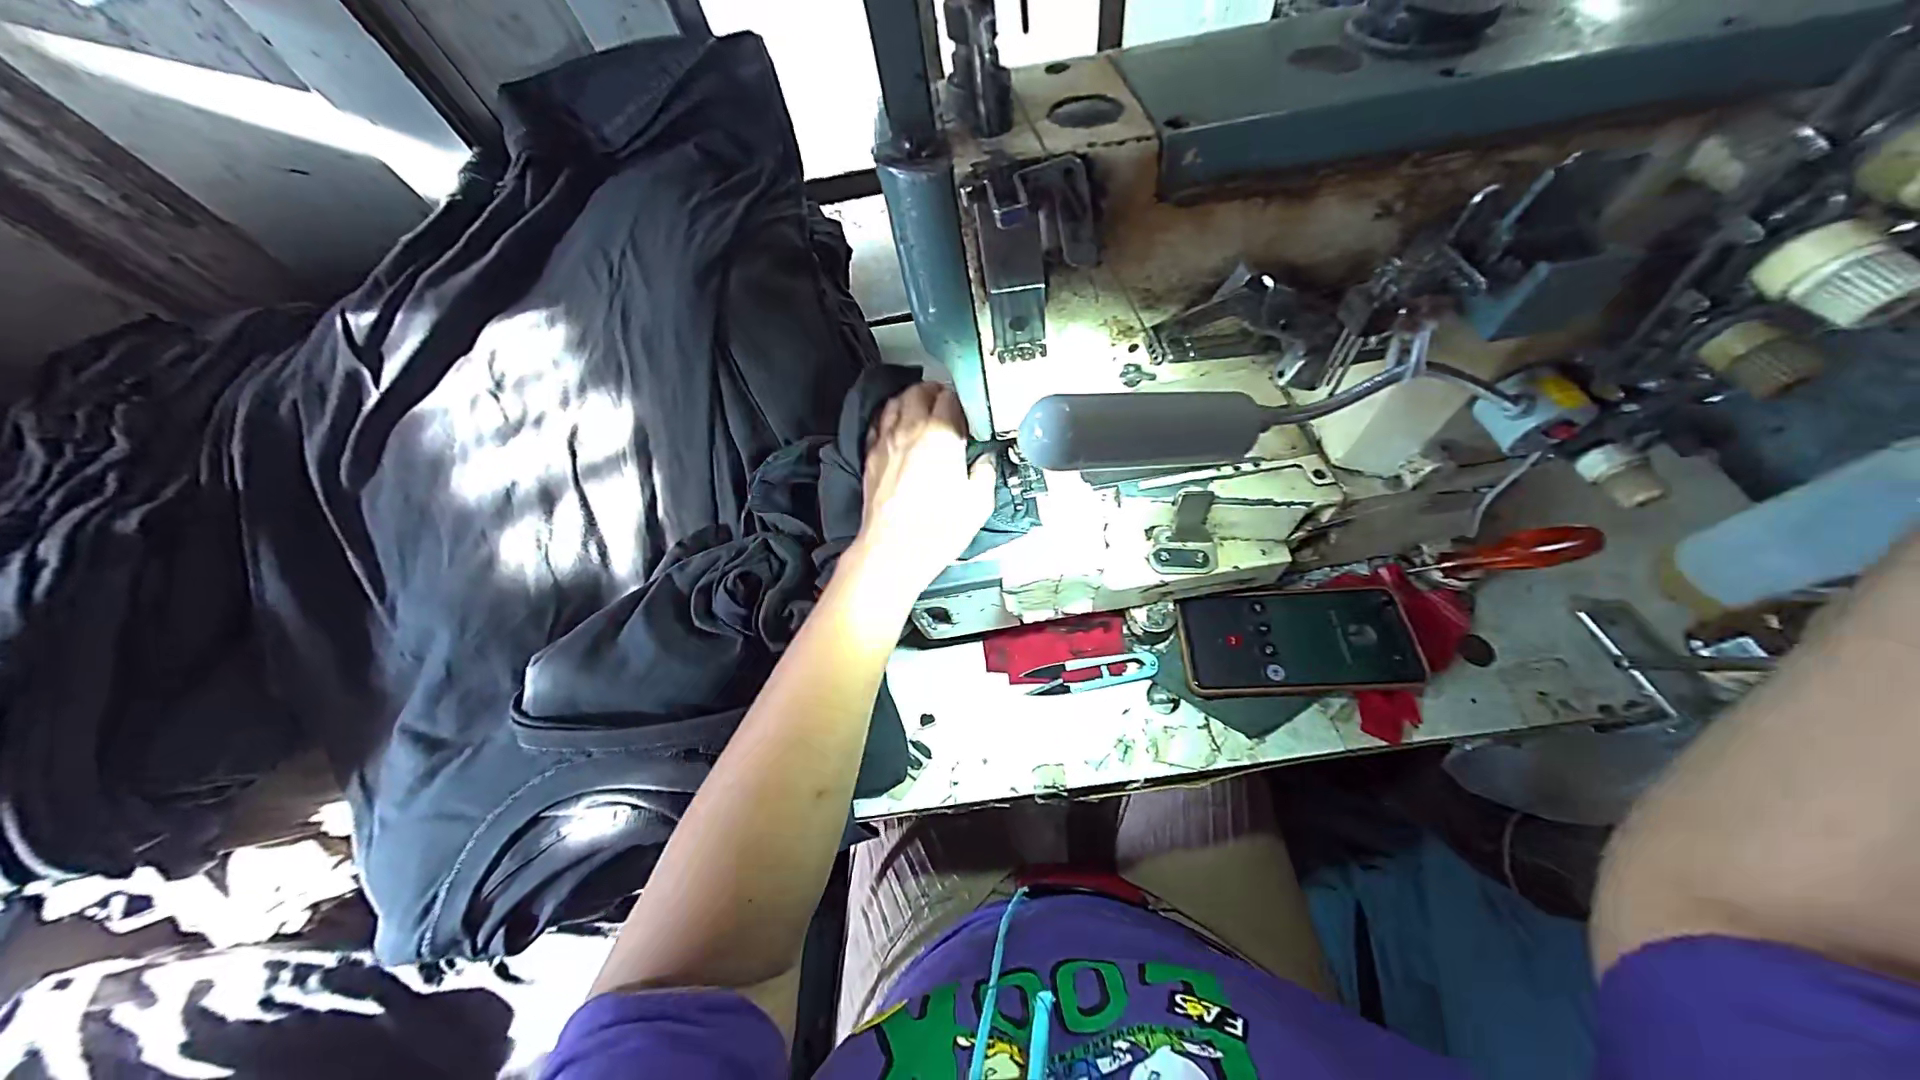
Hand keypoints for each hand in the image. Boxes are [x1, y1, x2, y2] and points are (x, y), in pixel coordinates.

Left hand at [850, 381, 995, 589]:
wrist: (893, 550)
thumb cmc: (936, 529)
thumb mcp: (978, 502)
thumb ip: (985, 472)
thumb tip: (985, 459)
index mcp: (940, 434)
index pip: (950, 398)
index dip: (961, 401)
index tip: (968, 412)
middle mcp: (909, 430)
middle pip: (919, 391)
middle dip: (935, 392)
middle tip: (946, 403)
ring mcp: (886, 442)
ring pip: (895, 402)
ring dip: (910, 399)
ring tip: (922, 408)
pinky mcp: (870, 457)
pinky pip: (878, 423)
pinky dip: (889, 417)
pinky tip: (897, 427)